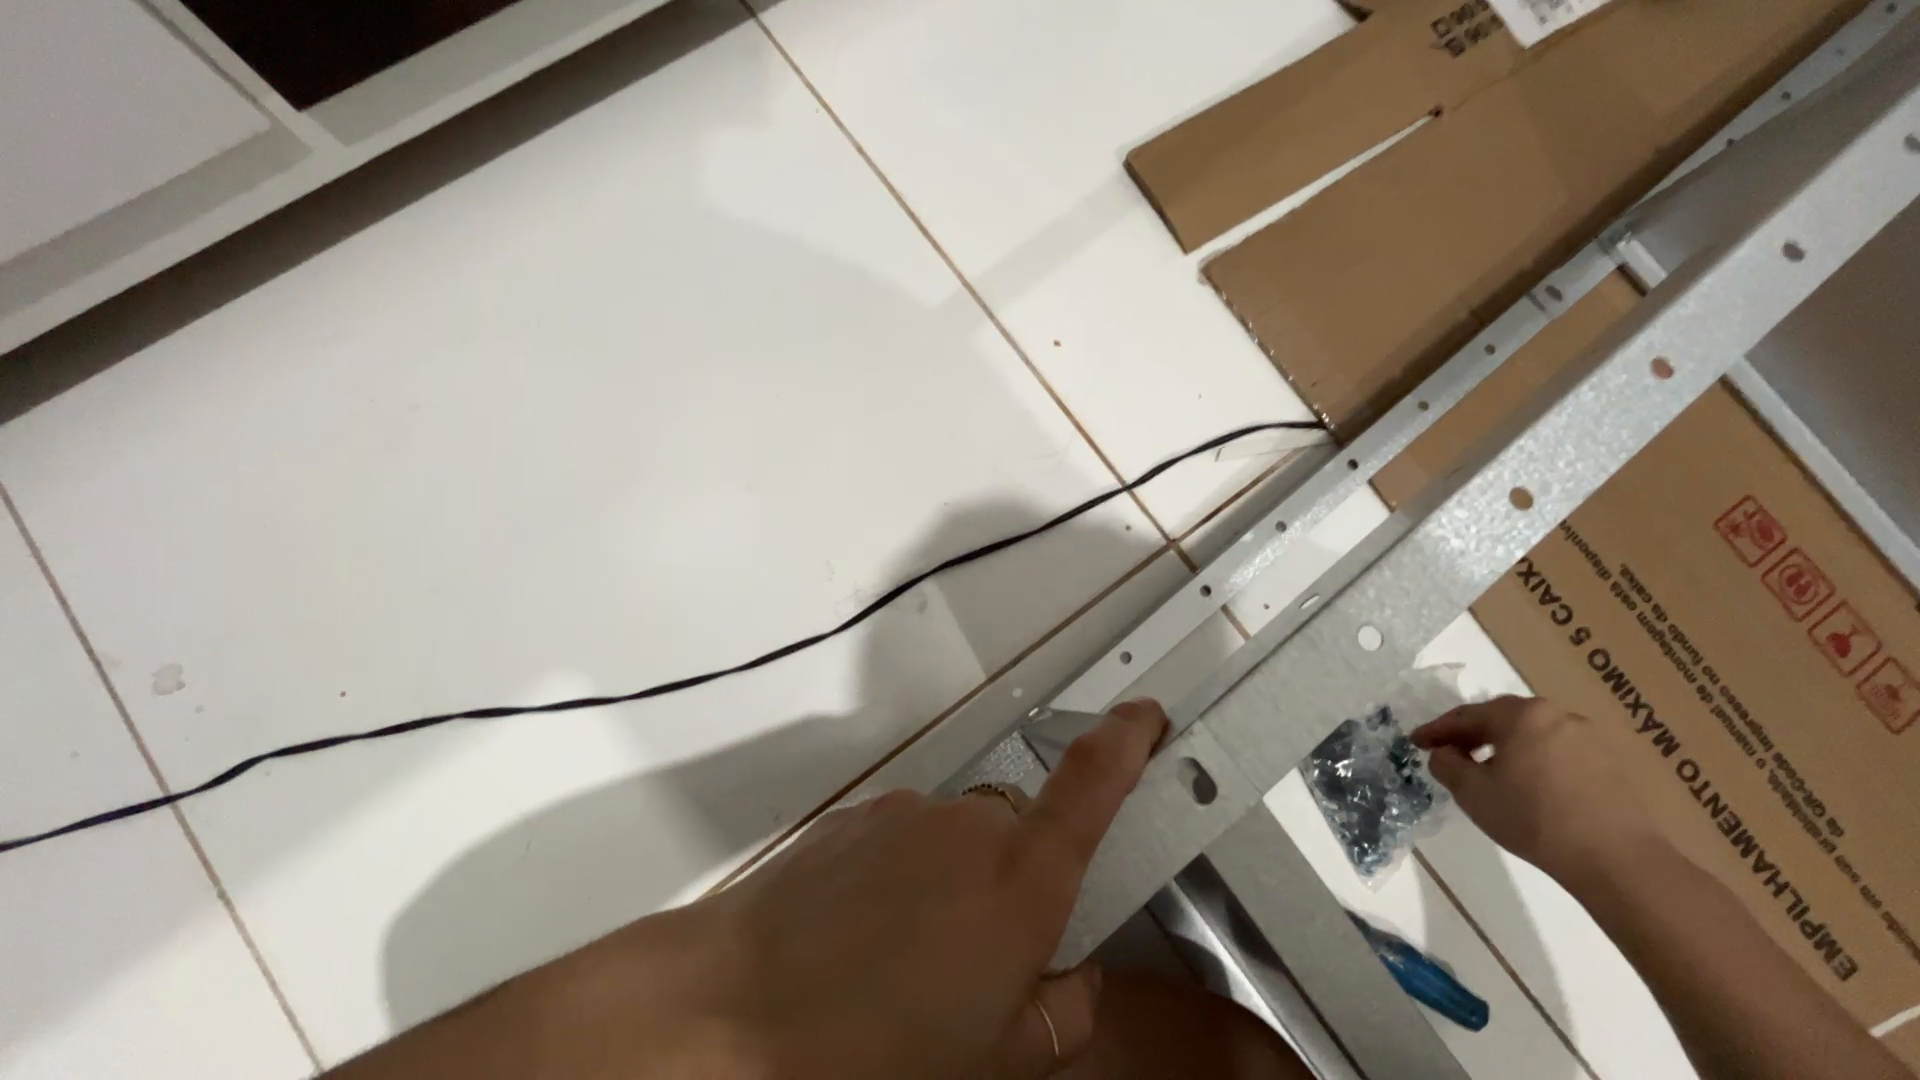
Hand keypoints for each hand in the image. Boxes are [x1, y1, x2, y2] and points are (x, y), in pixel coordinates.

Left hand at [704, 698, 1169, 1078]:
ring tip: (910, 961)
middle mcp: (970, 827)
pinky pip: (904, 842)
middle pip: (1023, 831)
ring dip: (954, 886)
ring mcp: (908, 816)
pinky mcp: (857, 818)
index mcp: (1022, 879)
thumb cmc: (866, 1047)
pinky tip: (866, 939)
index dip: (1130, 740)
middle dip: (1019, 881)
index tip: (1147, 721)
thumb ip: (1067, 1012)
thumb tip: (1072, 982)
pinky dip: (902, 880)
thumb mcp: (1000, 1060)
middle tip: (987, 956)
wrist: (732, 1011)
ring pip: (960, 841)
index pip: (1095, 780)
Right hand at [1411, 695, 1666, 885]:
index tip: (1416, 743)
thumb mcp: (1472, 792)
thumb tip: (1444, 753)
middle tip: (1450, 751)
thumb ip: (1446, 764)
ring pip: (1532, 734)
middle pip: (1502, 718)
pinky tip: (1527, 783)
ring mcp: (1588, 737)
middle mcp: (1556, 714)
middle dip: (1472, 734)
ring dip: (1505, 747)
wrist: (1615, 858)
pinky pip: (1558, 750)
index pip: (1466, 716)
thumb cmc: (1532, 818)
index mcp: (1521, 715)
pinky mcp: (1610, 762)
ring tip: (1488, 769)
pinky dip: (1534, 759)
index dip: (1436, 730)